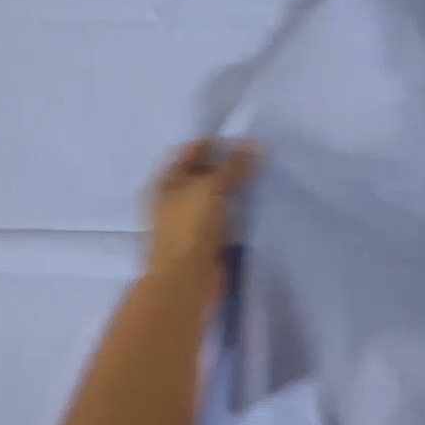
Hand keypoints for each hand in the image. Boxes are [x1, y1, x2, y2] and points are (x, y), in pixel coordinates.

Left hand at [146, 138, 259, 273]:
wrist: (186, 281)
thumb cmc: (191, 228)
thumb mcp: (211, 188)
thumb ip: (233, 166)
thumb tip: (255, 144)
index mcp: (165, 182)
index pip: (189, 152)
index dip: (214, 144)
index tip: (242, 143)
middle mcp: (172, 199)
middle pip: (202, 173)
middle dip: (227, 166)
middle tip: (256, 161)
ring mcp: (187, 222)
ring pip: (213, 197)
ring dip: (234, 189)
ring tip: (260, 180)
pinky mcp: (203, 240)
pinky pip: (222, 217)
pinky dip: (236, 210)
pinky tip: (255, 205)